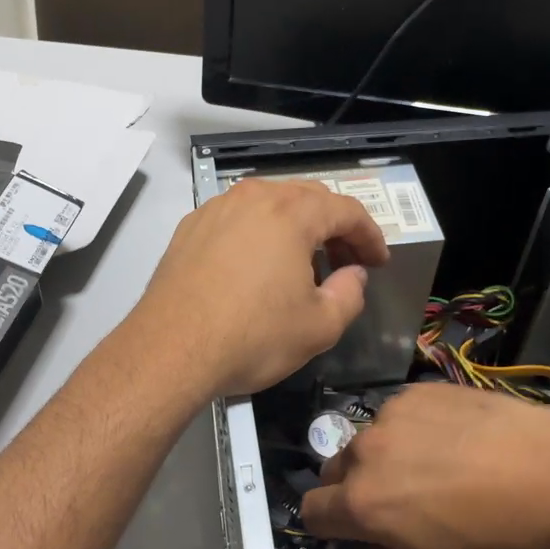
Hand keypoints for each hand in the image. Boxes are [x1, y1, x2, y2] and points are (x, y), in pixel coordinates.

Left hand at [128, 177, 388, 398]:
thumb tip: (353, 275)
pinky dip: (260, 233)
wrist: (170, 351)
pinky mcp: (189, 229)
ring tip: (305, 263)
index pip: (346, 210)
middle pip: (308, 198)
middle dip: (335, 227)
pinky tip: (259, 267)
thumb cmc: (253, 337)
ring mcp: (216, 209)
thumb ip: (349, 294)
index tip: (379, 261)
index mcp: (291, 213)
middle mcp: (253, 198)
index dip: (370, 235)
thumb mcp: (319, 327)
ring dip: (296, 227)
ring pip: (269, 204)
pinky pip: (237, 219)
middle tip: (347, 260)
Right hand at [300, 383, 549, 548]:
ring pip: (369, 440)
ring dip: (384, 455)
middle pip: (334, 471)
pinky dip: (413, 428)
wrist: (549, 471)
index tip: (350, 527)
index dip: (327, 524)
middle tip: (398, 499)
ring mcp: (390, 415)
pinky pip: (399, 414)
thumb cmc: (493, 533)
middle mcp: (364, 453)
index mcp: (360, 503)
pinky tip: (454, 439)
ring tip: (434, 464)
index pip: (311, 511)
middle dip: (353, 487)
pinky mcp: (417, 391)